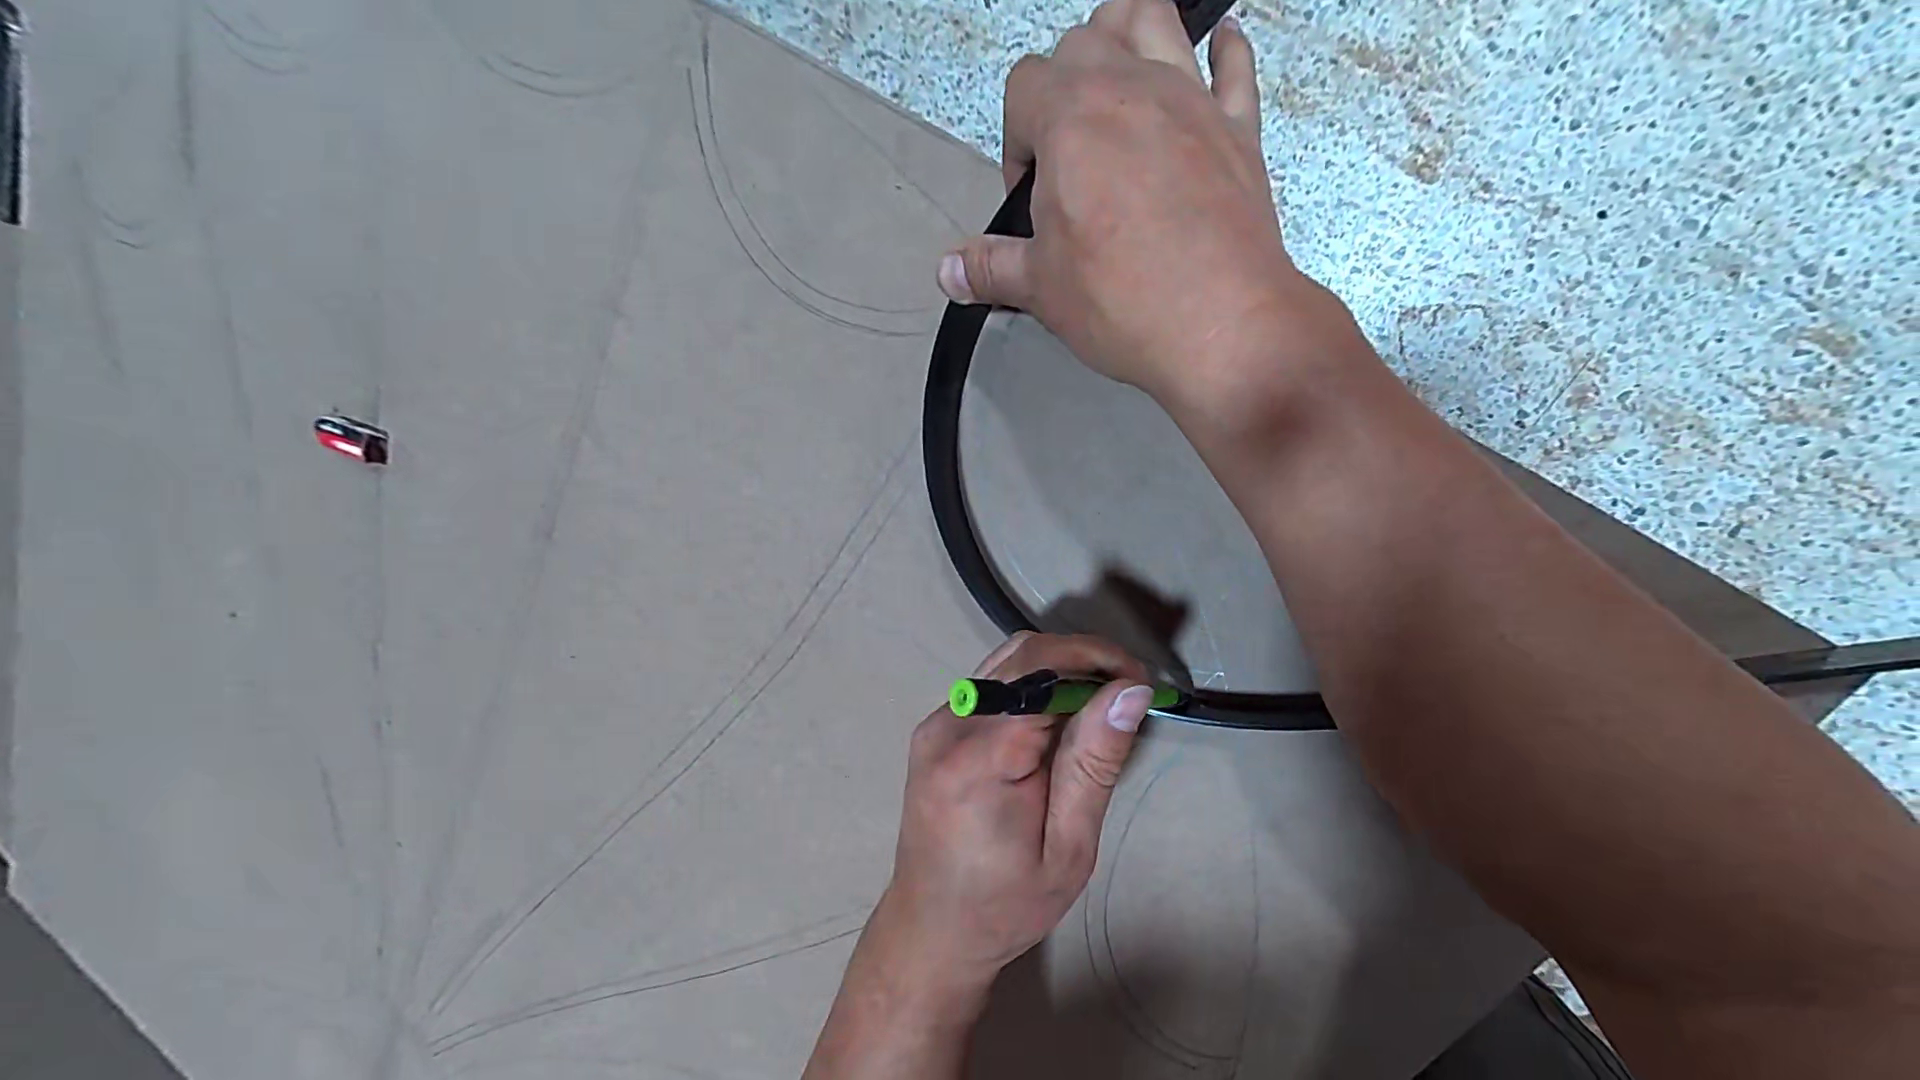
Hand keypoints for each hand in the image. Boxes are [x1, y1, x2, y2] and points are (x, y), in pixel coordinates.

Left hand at [872, 632, 1154, 996]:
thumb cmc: (1006, 903)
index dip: (1096, 661)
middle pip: (1023, 655)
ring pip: (1007, 660)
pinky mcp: (936, 726)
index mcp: (977, 758)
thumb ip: (1094, 762)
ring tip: (1100, 701)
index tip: (1141, 683)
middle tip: (1128, 691)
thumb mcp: (1068, 845)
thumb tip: (1130, 691)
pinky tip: (1059, 715)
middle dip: (1083, 658)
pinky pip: (992, 683)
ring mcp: (937, 722)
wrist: (932, 928)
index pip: (1040, 673)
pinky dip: (1033, 684)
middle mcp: (948, 725)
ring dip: (1059, 667)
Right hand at [937, 1, 1349, 411]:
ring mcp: (1191, 102)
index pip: (1022, 88)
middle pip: (1082, 42)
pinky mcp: (1239, 131)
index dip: (1015, 143)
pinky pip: (1233, 66)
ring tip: (1117, 93)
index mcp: (1072, 121)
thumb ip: (989, 268)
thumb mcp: (1040, 289)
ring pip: (1152, 19)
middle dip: (1062, 91)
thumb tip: (948, 271)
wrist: (1220, 327)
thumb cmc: (1123, 303)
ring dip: (1127, 38)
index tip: (1029, 200)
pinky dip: (1220, 54)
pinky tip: (1210, 62)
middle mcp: (1132, 90)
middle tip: (1067, 162)